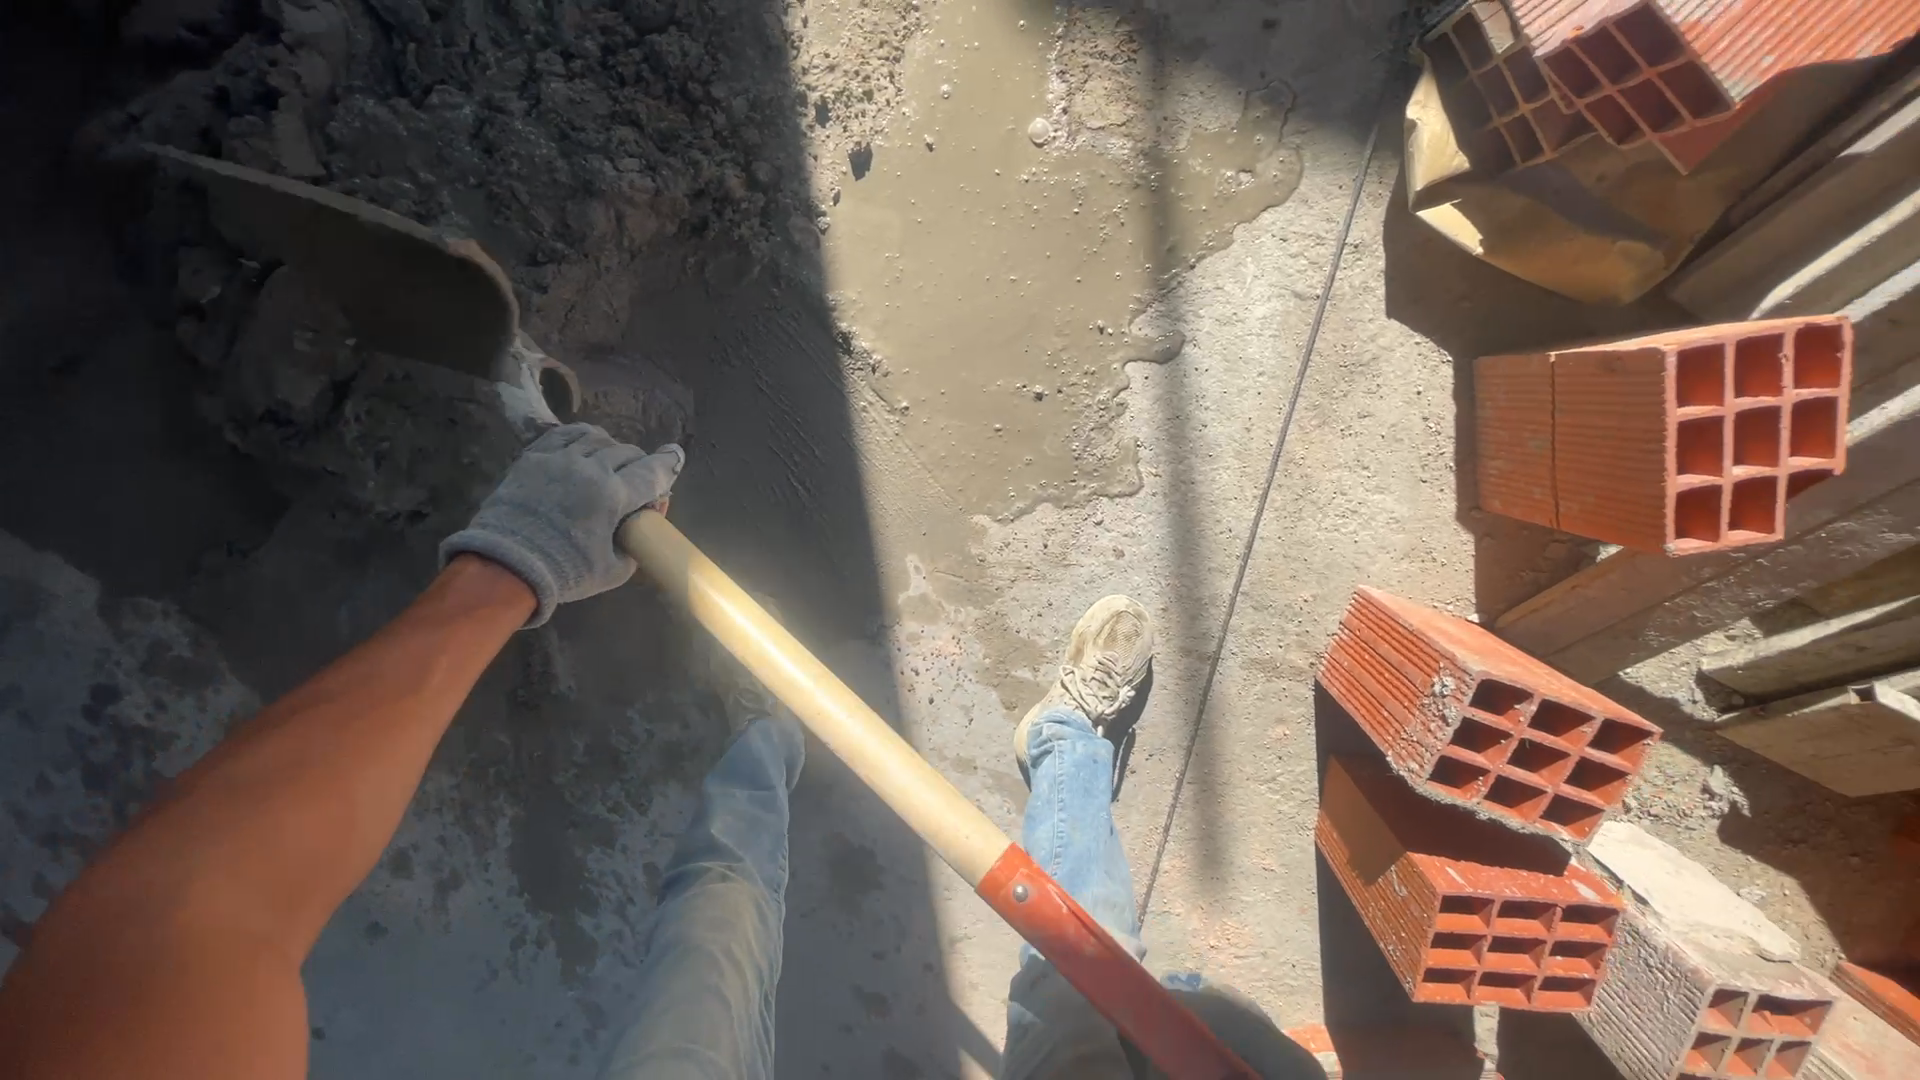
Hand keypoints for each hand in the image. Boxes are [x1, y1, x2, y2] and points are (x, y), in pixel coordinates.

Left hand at [441, 423, 683, 625]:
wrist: (504, 567)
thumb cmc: (566, 572)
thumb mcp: (616, 569)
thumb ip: (637, 540)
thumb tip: (647, 517)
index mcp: (614, 495)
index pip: (652, 471)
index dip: (668, 463)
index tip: (676, 455)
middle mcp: (591, 468)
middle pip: (627, 452)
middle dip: (640, 464)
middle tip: (638, 481)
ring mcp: (559, 459)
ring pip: (598, 438)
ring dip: (612, 449)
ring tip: (611, 463)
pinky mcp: (533, 457)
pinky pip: (565, 434)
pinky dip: (583, 437)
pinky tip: (586, 446)